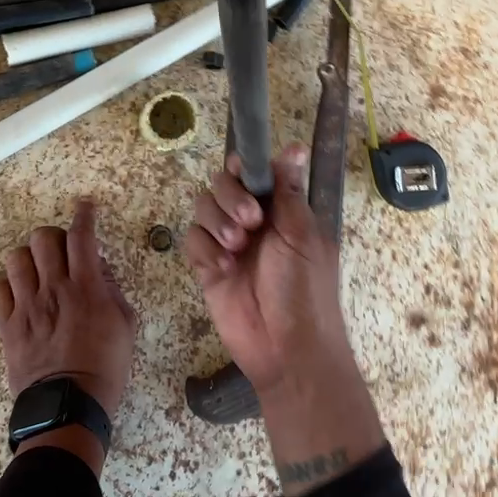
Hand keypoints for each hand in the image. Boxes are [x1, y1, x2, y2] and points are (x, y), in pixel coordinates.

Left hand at [0, 201, 135, 470]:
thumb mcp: (125, 327)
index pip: (82, 235)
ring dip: (28, 259)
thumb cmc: (105, 369)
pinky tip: (18, 295)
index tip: (86, 206)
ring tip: (37, 272)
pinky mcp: (7, 326)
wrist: (69, 408)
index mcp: (86, 287)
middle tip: (61, 251)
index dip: (84, 215)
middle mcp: (53, 288)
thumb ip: (113, 291)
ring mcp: (27, 306)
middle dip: (54, 237)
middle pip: (43, 237)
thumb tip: (99, 269)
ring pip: (16, 258)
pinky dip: (7, 286)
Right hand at [187, 145, 387, 495]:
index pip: (252, 172)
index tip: (243, 171)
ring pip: (203, 208)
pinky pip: (192, 240)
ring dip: (217, 222)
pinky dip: (204, 249)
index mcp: (278, 209)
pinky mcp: (207, 267)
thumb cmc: (305, 290)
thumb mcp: (301, 235)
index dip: (243, 168)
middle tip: (250, 221)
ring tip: (235, 248)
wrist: (288, 351)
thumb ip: (288, 190)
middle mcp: (250, 220)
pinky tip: (222, 269)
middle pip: (221, 184)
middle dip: (229, 196)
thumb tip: (296, 145)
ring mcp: (227, 243)